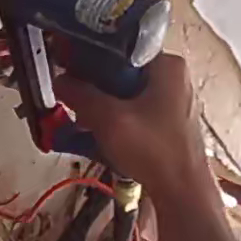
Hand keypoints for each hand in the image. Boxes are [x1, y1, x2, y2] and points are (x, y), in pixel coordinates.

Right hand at [54, 55, 209, 194]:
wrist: (183, 193)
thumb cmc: (151, 149)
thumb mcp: (108, 119)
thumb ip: (81, 95)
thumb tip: (58, 79)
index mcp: (167, 64)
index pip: (121, 47)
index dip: (91, 57)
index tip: (68, 69)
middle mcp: (175, 76)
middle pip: (123, 71)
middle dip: (96, 86)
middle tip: (73, 99)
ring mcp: (176, 100)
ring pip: (128, 92)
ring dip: (104, 105)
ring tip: (83, 120)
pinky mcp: (172, 121)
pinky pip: (137, 109)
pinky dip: (118, 118)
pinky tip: (101, 133)